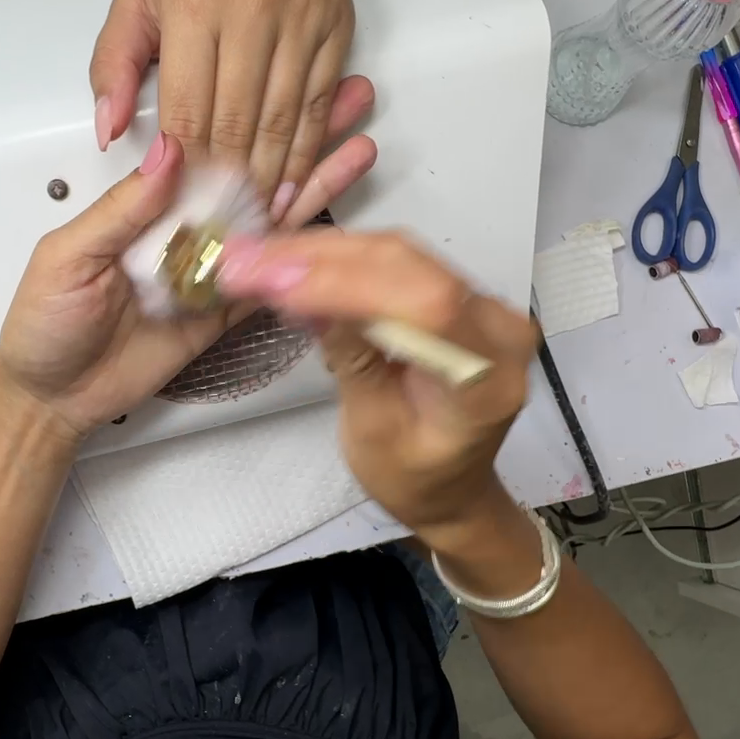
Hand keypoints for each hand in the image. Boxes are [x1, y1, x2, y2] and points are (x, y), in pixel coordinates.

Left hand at [0, 126, 377, 441]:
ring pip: (268, 224)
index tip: (288, 83)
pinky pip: (264, 283)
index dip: (249, 119)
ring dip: (313, 186)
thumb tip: (166, 155)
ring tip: (357, 148)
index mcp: (144, 208)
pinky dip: (298, 258)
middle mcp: (182, 231)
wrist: (54, 394)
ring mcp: (205, 270)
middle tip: (350, 100)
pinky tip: (332, 228)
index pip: (206, 153)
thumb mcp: (68, 258)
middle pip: (249, 178)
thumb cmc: (44, 323)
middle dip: (300, 138)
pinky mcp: (219, 312)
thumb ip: (120, 212)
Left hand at [91, 0, 354, 219]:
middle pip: (237, 122)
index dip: (186, 169)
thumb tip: (110, 132)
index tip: (182, 209)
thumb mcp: (134, 3)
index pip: (188, 109)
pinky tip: (290, 187)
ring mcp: (301, 15)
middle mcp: (252, 4)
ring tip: (255, 218)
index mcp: (194, 1)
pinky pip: (316, 106)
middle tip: (220, 227)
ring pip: (282, 121)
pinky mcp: (334, 26)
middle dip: (227, 185)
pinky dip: (304, 155)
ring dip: (267, 180)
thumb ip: (112, 69)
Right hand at [215, 231, 541, 544]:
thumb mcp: (375, 432)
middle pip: (406, 266)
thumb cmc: (413, 477)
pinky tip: (287, 263)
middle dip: (318, 261)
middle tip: (243, 262)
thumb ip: (354, 361)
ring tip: (252, 259)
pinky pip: (392, 263)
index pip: (425, 306)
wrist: (450, 485)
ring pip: (394, 254)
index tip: (275, 283)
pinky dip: (336, 261)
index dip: (347, 285)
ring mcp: (477, 302)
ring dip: (318, 254)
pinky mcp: (451, 294)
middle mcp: (496, 323)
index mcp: (488, 376)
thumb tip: (306, 297)